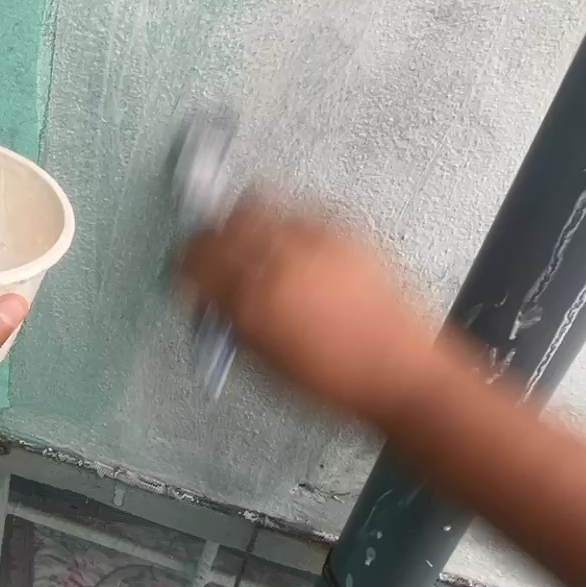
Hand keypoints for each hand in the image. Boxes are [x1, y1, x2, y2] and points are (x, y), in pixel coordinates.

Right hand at [178, 197, 450, 425]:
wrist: (403, 377)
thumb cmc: (330, 381)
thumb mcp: (259, 361)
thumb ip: (226, 319)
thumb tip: (204, 294)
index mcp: (250, 300)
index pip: (193, 260)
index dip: (182, 261)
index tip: (183, 266)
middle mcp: (277, 263)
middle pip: (217, 226)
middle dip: (205, 237)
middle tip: (207, 249)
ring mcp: (312, 243)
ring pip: (253, 205)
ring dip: (238, 219)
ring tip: (243, 235)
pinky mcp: (344, 234)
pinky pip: (297, 210)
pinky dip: (281, 221)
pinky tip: (285, 240)